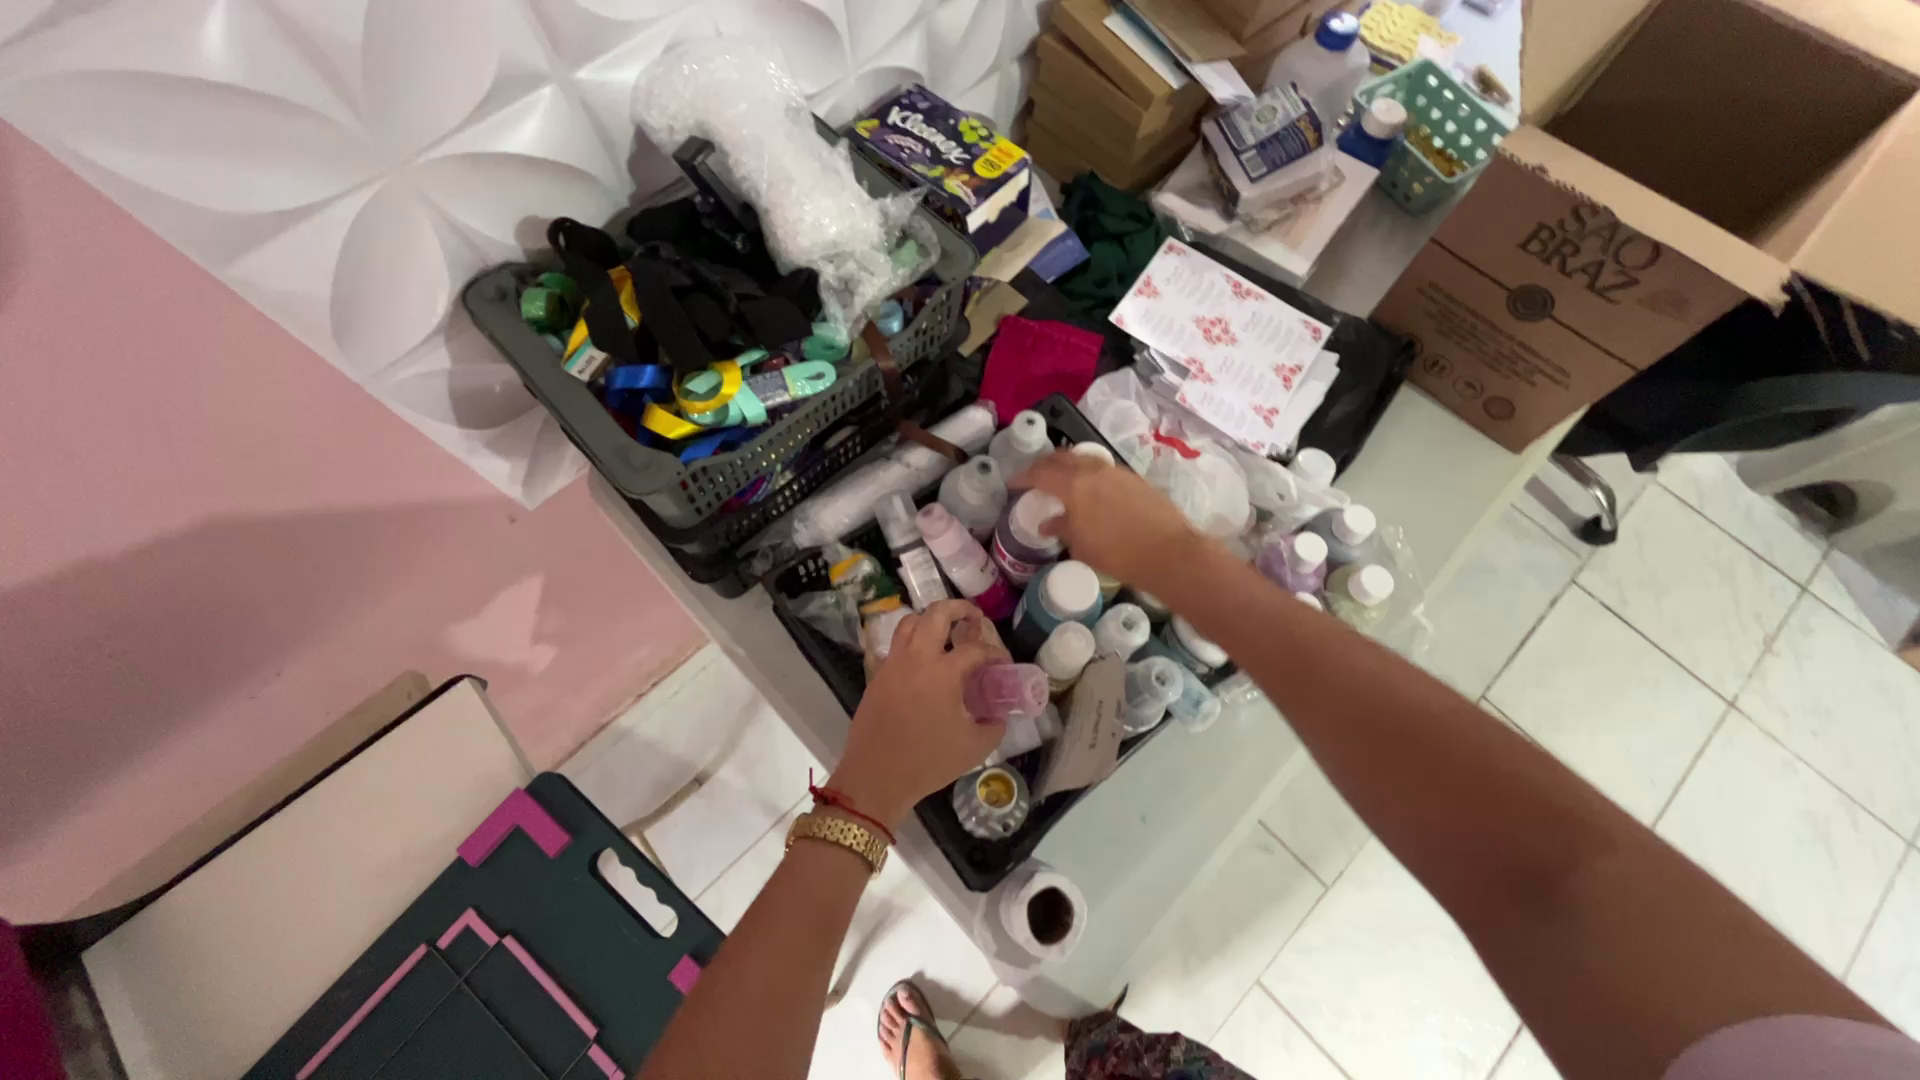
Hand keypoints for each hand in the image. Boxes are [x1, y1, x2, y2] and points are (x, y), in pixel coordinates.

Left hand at [829, 599, 1009, 828]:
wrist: (877, 776)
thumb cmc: (928, 761)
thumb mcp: (974, 747)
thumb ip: (994, 726)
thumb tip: (998, 715)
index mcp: (943, 672)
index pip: (975, 648)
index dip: (994, 652)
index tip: (1003, 663)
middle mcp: (916, 658)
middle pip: (937, 614)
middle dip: (959, 608)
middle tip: (974, 617)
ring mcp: (893, 664)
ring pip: (910, 623)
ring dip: (930, 620)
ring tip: (945, 631)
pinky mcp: (877, 676)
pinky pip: (895, 646)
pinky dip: (911, 642)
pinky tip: (922, 660)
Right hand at [1014, 450, 1204, 591]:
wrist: (1169, 552)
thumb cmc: (1118, 553)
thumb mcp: (1082, 546)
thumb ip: (1062, 529)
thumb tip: (1048, 523)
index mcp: (1074, 485)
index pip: (1040, 473)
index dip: (1023, 477)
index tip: (1012, 483)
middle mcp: (1094, 470)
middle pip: (1061, 458)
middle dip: (1043, 465)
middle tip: (1033, 477)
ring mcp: (1116, 471)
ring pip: (1083, 460)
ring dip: (1067, 466)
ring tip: (1060, 480)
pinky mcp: (1134, 479)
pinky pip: (1102, 469)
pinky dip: (1087, 473)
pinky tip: (1089, 490)